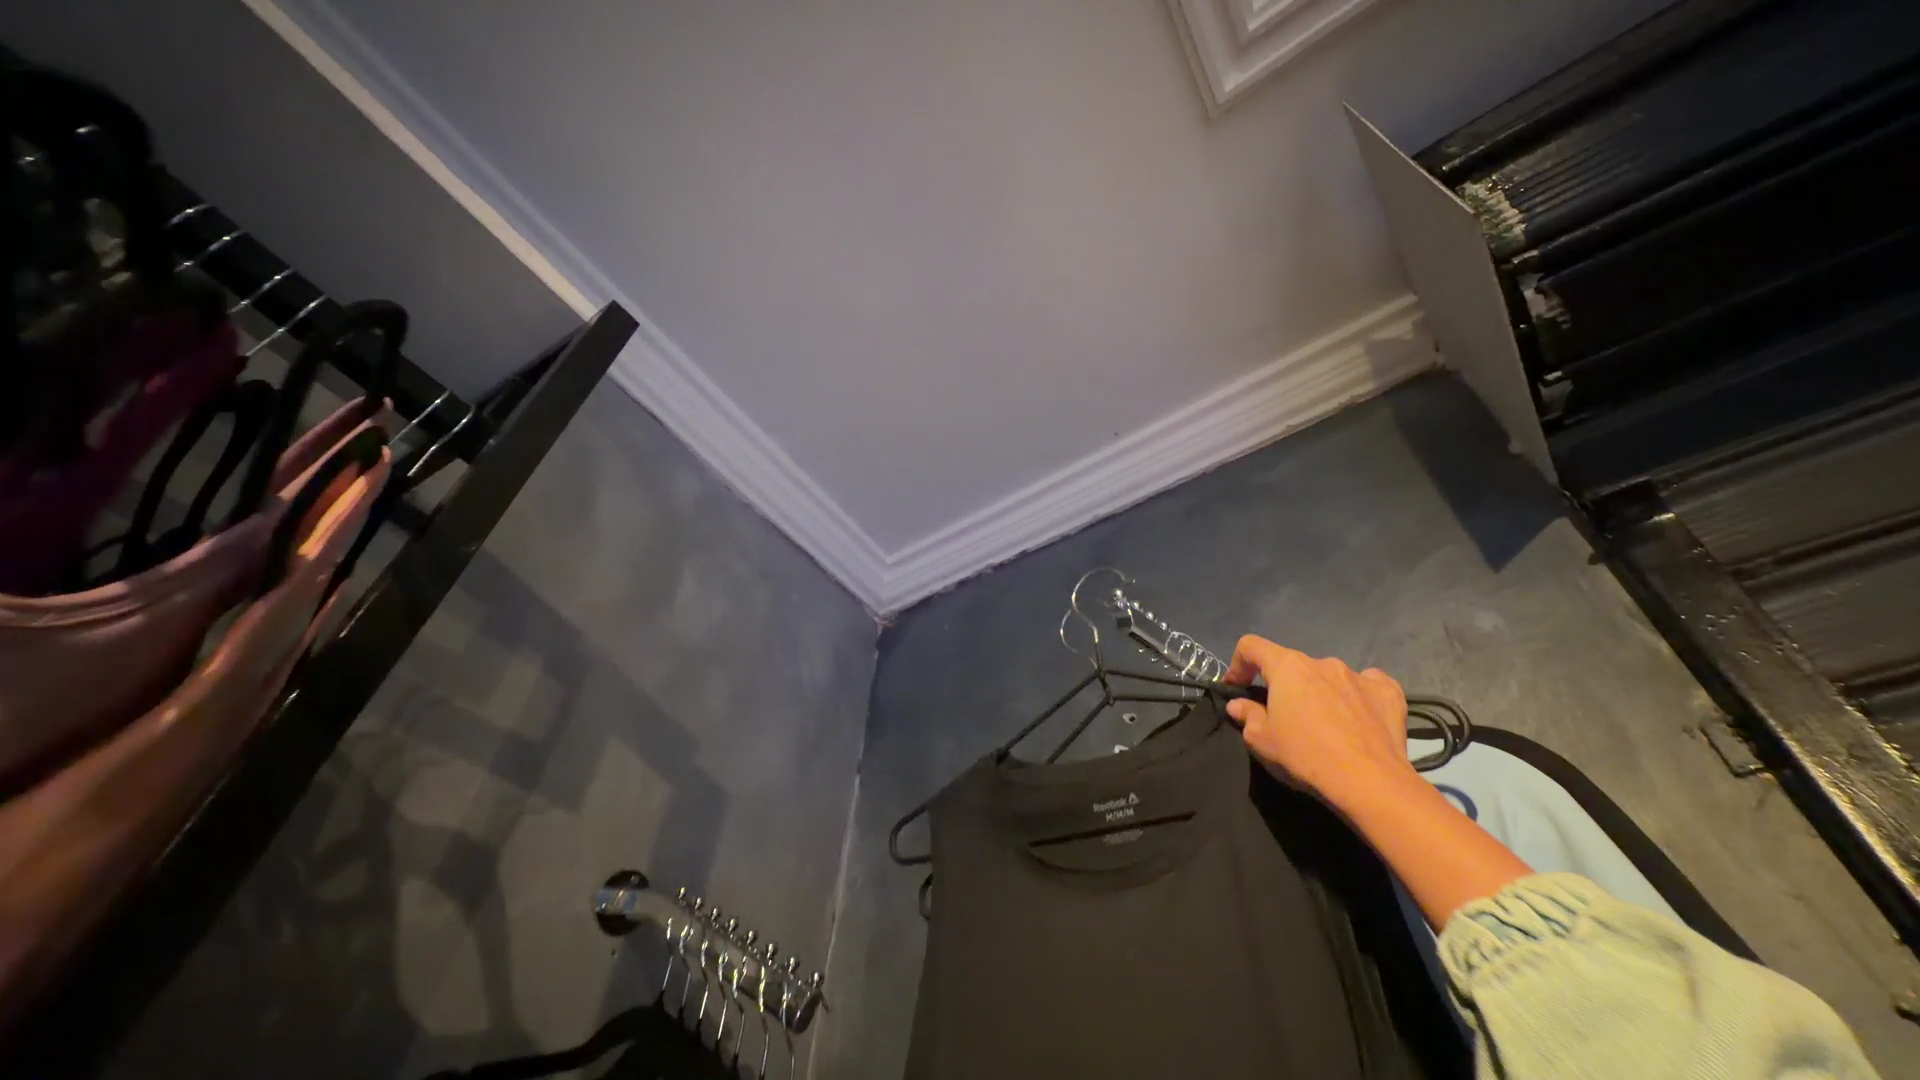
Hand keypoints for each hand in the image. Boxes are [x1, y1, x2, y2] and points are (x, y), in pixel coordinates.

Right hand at [1222, 635, 1414, 812]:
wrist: (1370, 781)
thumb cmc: (1306, 756)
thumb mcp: (1261, 741)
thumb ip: (1247, 715)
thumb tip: (1239, 705)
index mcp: (1288, 667)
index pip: (1251, 646)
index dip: (1238, 664)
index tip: (1238, 688)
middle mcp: (1323, 662)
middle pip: (1293, 666)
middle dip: (1284, 686)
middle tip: (1284, 718)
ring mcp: (1359, 674)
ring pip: (1329, 677)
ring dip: (1321, 693)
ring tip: (1325, 725)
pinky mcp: (1388, 692)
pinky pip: (1366, 685)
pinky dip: (1357, 697)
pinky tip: (1360, 719)